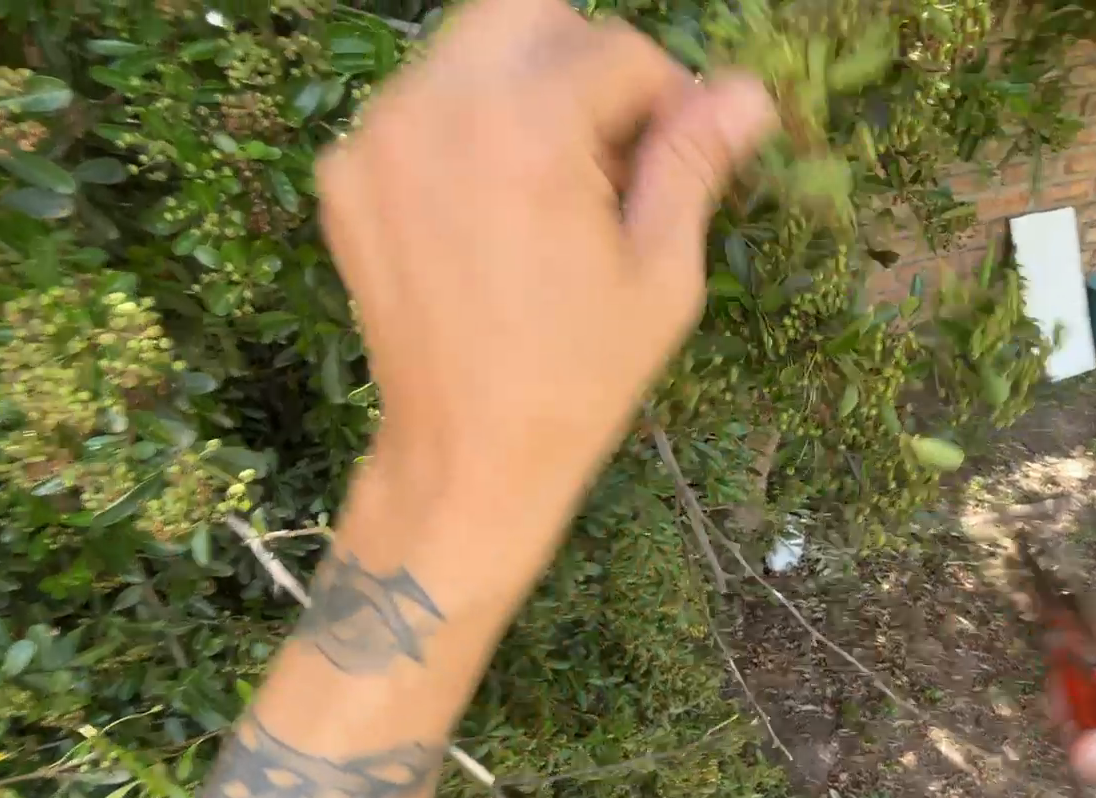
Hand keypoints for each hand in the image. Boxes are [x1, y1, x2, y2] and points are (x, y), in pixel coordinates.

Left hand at [316, 0, 773, 529]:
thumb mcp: (659, 278)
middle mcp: (436, 106)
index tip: (677, 153)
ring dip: (527, 93)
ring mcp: (376, 138)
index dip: (667, 96)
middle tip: (613, 156)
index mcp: (527, 130)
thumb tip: (750, 93)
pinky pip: (420, 108)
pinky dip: (469, 132)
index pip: (618, 49)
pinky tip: (492, 214)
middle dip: (587, 65)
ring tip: (553, 191)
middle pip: (529, 13)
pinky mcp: (345, 176)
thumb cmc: (580, 380)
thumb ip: (694, 165)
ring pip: (468, 51)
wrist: (469, 455)